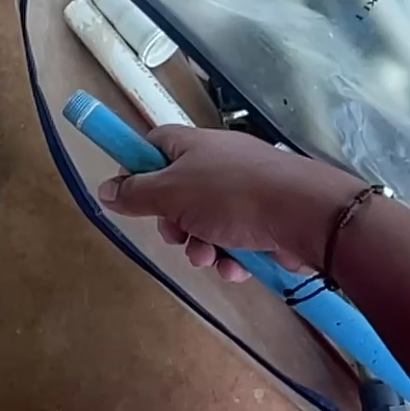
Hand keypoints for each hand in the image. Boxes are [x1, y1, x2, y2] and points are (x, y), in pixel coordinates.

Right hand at [97, 126, 364, 280]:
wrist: (304, 214)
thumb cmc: (231, 196)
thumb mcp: (172, 193)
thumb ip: (136, 193)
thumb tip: (105, 188)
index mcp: (193, 145)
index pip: (153, 144)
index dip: (136, 167)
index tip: (128, 195)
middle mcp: (218, 162)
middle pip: (176, 191)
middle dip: (172, 222)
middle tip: (176, 234)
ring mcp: (244, 190)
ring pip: (204, 222)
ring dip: (200, 245)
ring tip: (210, 256)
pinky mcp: (265, 218)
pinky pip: (233, 238)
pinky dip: (230, 255)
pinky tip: (235, 266)